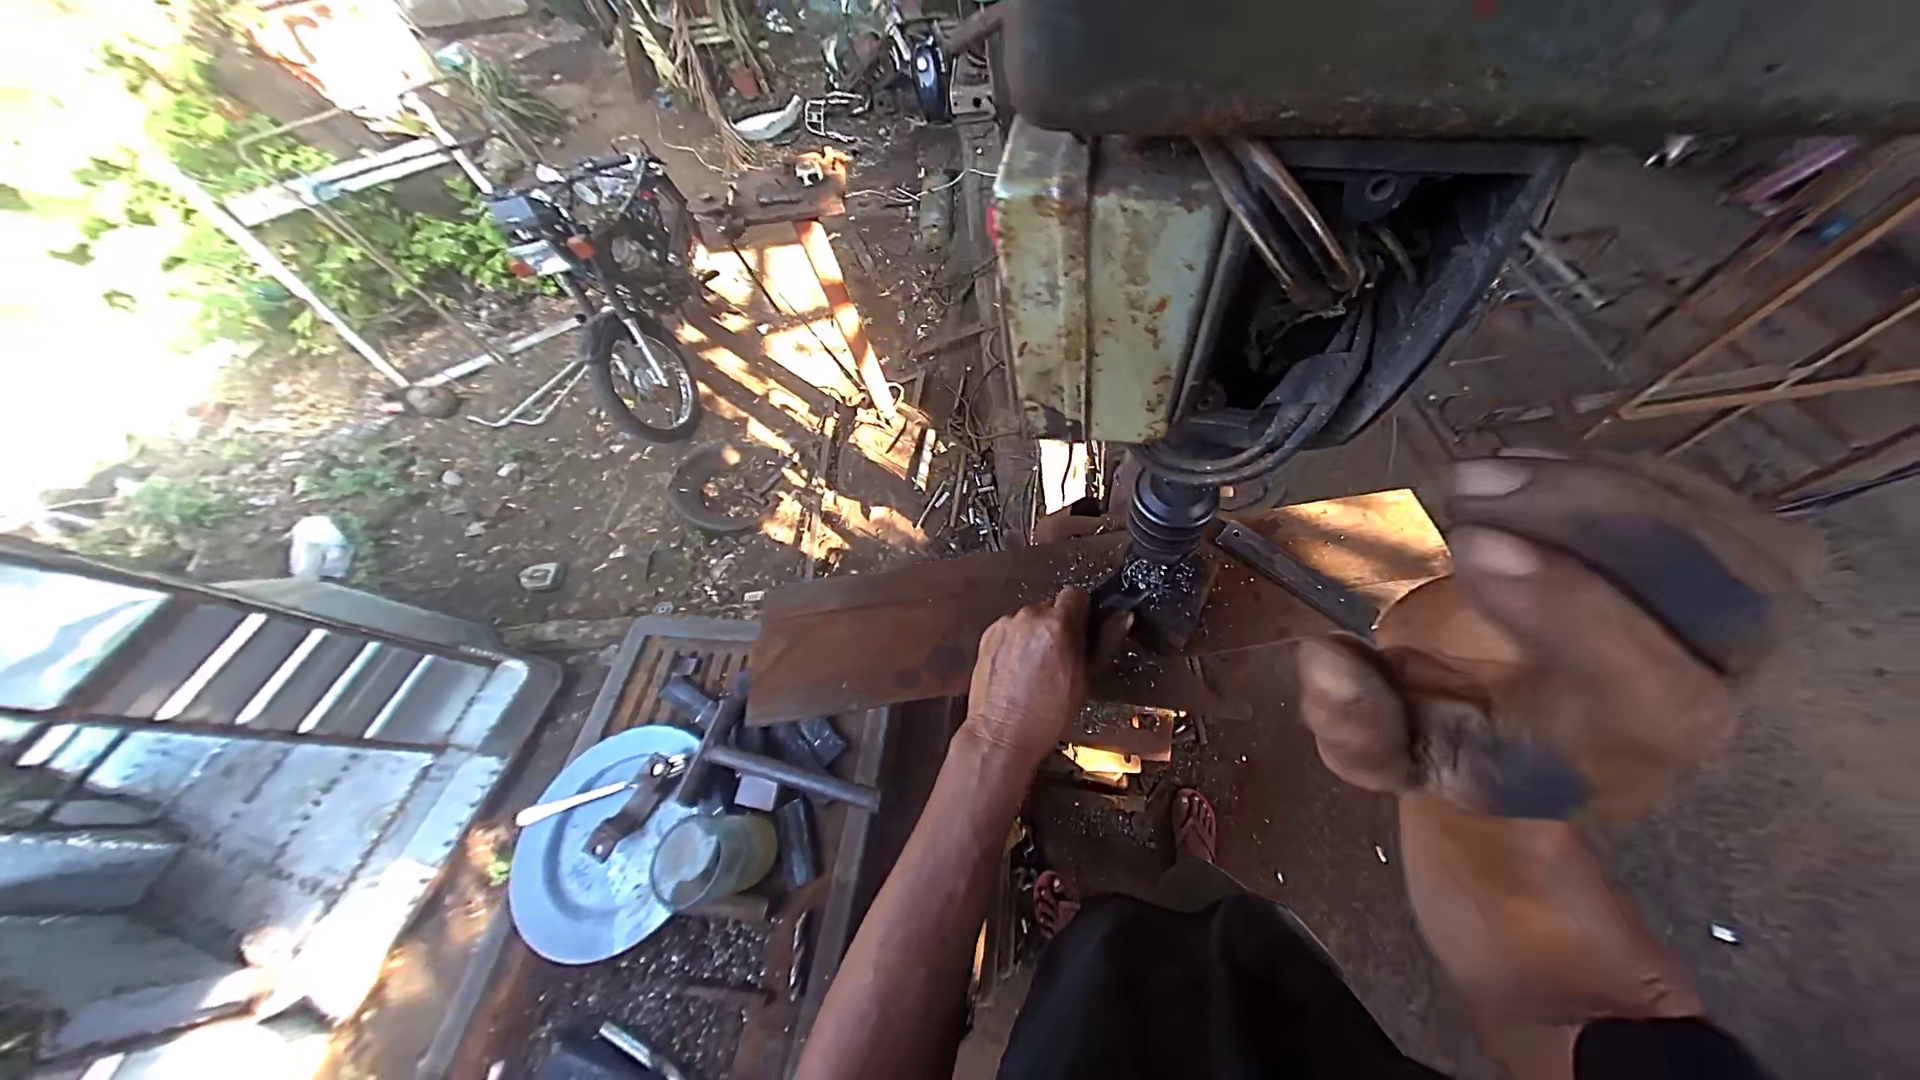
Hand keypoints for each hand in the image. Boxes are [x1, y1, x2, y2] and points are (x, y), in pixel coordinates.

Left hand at [963, 588, 1090, 767]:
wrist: (1002, 733)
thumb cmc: (1044, 715)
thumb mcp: (1085, 680)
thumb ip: (1103, 643)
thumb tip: (1120, 620)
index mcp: (1058, 625)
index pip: (1076, 595)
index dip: (1081, 612)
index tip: (1082, 628)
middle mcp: (1029, 618)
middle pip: (1051, 607)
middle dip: (1058, 626)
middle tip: (1061, 655)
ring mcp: (1006, 625)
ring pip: (1029, 619)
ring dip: (1036, 634)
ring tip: (1037, 667)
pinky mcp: (988, 635)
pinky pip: (1010, 630)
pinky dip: (1016, 643)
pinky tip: (1019, 668)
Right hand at [1297, 454, 1817, 817]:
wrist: (1528, 744)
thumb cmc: (1451, 745)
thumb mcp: (1381, 752)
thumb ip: (1351, 722)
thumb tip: (1325, 657)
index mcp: (1612, 746)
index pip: (1638, 682)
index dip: (1564, 606)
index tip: (1464, 543)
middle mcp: (1700, 693)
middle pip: (1715, 599)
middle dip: (1594, 521)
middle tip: (1468, 484)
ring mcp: (1728, 633)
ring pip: (1736, 545)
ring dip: (1607, 488)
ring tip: (1492, 469)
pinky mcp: (1725, 580)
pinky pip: (1718, 510)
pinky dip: (1624, 473)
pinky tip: (1530, 465)